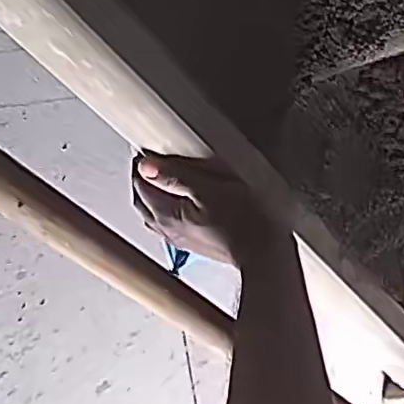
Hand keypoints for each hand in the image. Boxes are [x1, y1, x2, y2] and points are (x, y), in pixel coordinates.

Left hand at [132, 153, 278, 264]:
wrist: (263, 252)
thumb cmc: (242, 219)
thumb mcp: (208, 188)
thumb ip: (174, 176)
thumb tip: (146, 166)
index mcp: (165, 214)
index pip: (140, 184)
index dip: (144, 164)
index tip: (154, 150)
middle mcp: (167, 229)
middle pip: (143, 200)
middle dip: (146, 180)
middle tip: (157, 162)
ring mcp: (181, 239)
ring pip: (156, 213)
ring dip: (158, 195)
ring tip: (170, 179)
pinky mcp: (196, 243)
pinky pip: (173, 223)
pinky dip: (171, 209)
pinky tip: (186, 203)